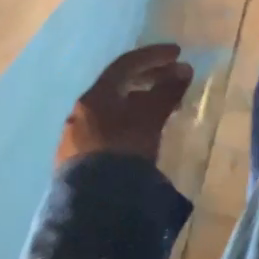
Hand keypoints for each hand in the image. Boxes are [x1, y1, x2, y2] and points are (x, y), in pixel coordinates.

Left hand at [56, 43, 193, 166]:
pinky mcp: (76, 162)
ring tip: (161, 109)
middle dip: (148, 78)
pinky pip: (106, 130)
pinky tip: (140, 134)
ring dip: (138, 102)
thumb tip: (184, 70)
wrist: (93, 204)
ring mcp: (74, 138)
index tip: (178, 54)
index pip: (125, 64)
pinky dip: (127, 123)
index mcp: (95, 96)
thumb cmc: (124, 148)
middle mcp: (80, 112)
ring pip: (111, 110)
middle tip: (172, 78)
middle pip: (117, 86)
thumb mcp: (151, 117)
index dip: (154, 55)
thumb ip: (167, 91)